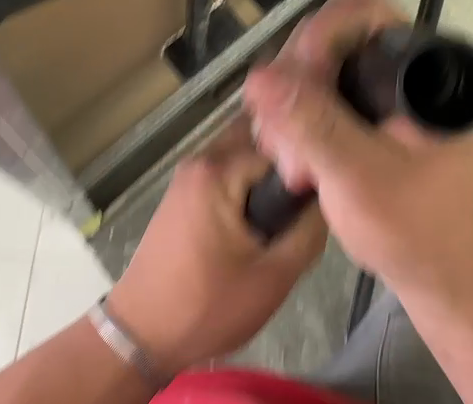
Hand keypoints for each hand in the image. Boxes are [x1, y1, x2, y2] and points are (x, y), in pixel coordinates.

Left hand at [103, 123, 325, 371]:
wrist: (143, 335)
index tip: (328, 186)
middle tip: (314, 192)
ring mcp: (188, 174)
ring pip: (242, 153)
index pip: (281, 142)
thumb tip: (329, 197)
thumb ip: (309, 230)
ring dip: (267, 171)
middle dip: (287, 157)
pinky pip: (227, 171)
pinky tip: (265, 213)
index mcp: (219, 169)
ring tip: (293, 205)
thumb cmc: (208, 306)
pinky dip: (248, 182)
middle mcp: (201, 159)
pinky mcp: (184, 193)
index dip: (308, 162)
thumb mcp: (274, 276)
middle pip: (259, 137)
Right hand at [242, 0, 472, 303]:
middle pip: (330, 37)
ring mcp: (381, 96)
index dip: (318, 36)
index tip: (291, 86)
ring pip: (316, 70)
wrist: (449, 284)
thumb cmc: (417, 229)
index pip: (360, 11)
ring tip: (290, 163)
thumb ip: (311, 122)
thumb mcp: (358, 176)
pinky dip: (297, 128)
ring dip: (290, 111)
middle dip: (296, 82)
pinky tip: (293, 165)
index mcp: (417, 67)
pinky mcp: (365, 121)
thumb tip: (258, 76)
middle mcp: (400, 70)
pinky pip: (318, 101)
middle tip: (283, 137)